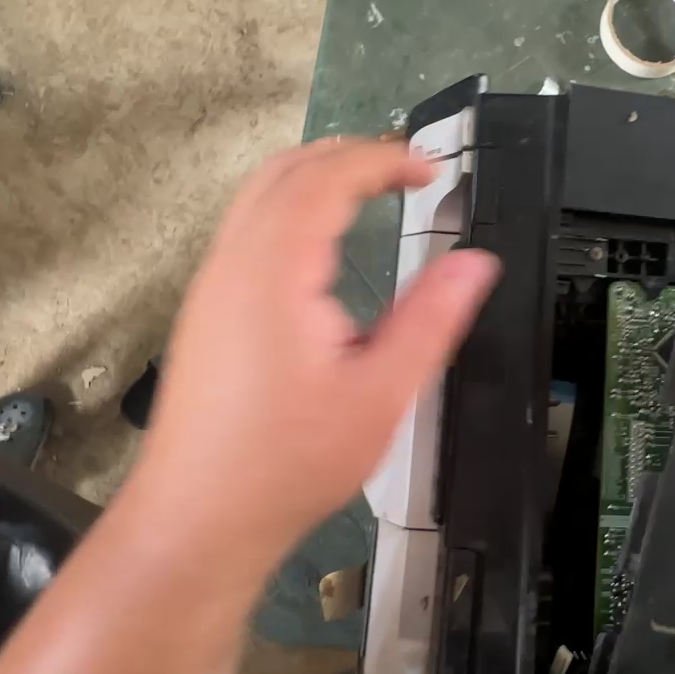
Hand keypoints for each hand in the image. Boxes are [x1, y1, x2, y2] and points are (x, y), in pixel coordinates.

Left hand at [141, 139, 499, 549]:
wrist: (197, 519)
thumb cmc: (289, 461)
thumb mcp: (381, 393)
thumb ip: (432, 319)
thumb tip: (477, 263)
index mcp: (275, 271)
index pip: (328, 178)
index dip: (385, 160)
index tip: (432, 170)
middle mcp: (233, 263)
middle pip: (286, 170)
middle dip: (350, 154)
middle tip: (405, 169)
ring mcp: (211, 285)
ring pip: (259, 194)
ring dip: (317, 176)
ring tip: (371, 191)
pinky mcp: (206, 310)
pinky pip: (248, 226)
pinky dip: (292, 205)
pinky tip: (322, 243)